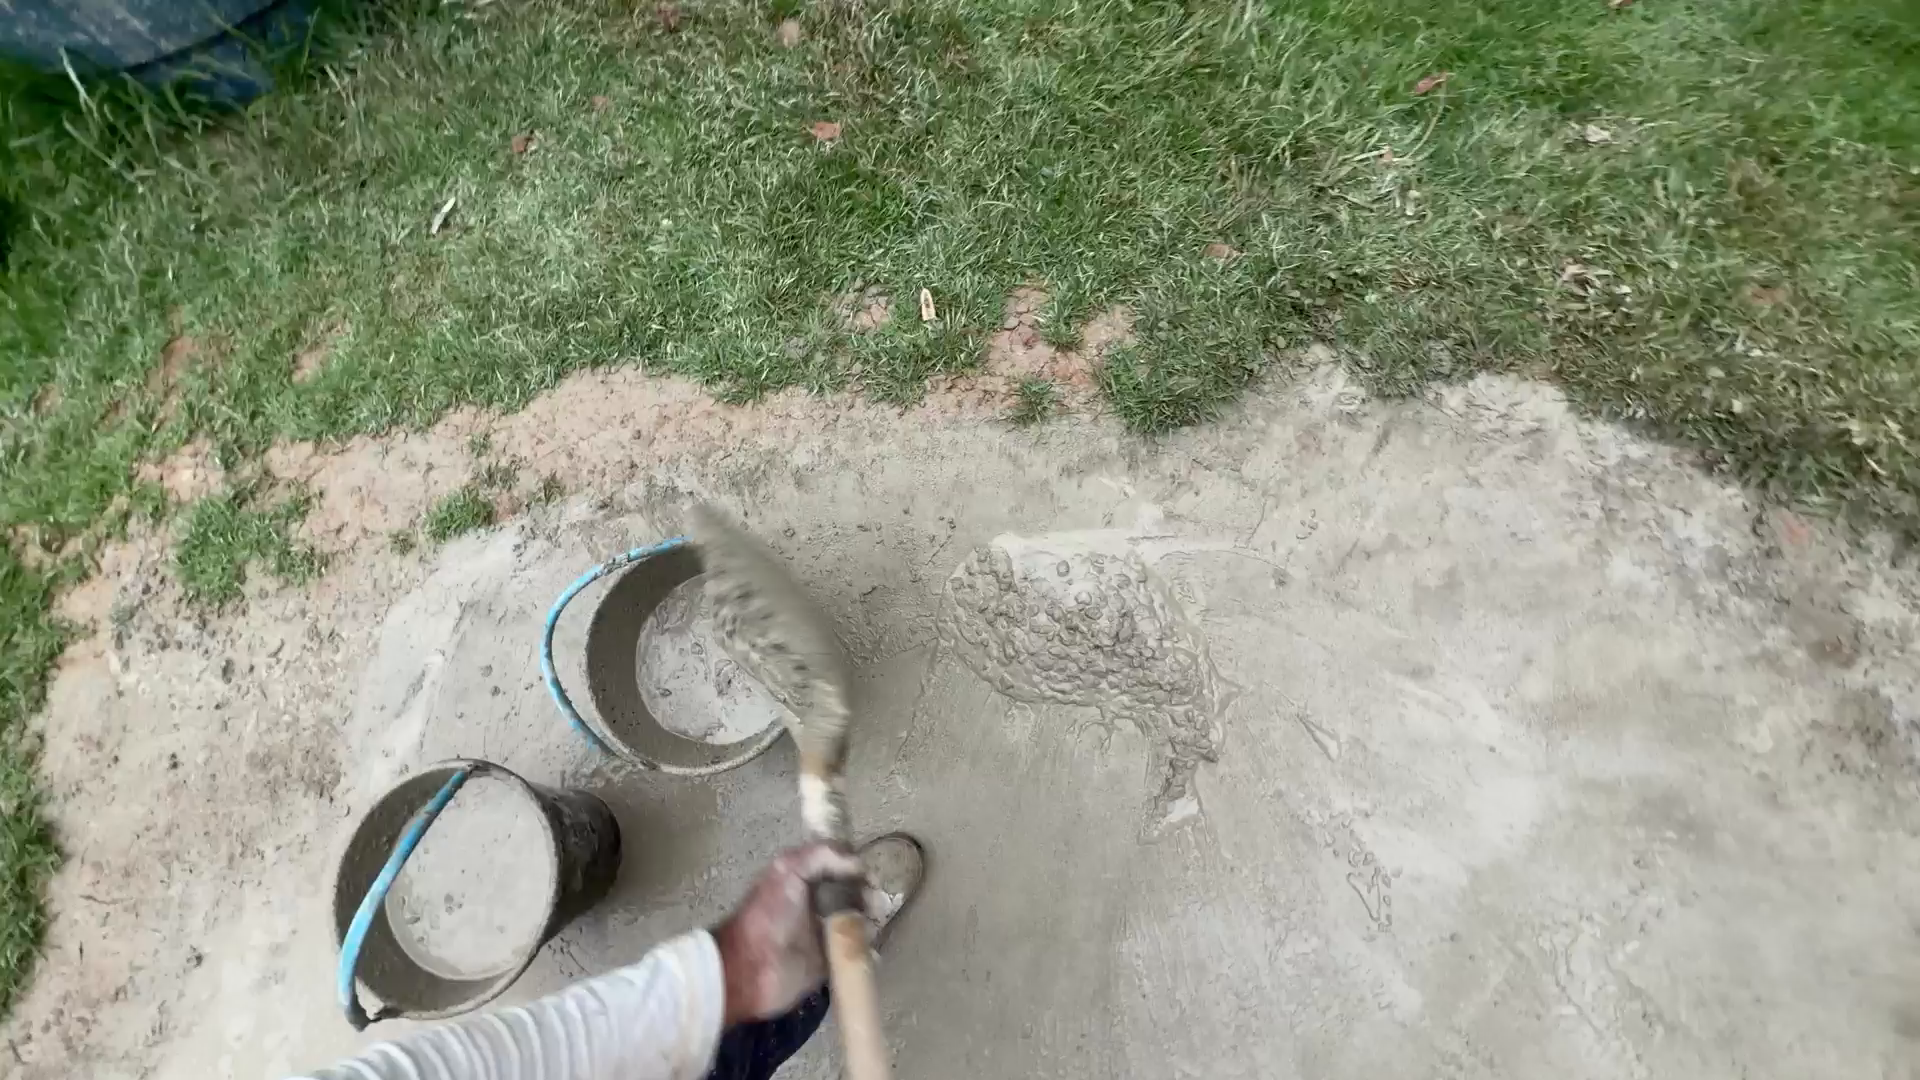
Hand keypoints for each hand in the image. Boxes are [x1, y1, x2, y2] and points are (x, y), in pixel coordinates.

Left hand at [712, 842, 863, 1025]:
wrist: (749, 968)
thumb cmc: (768, 913)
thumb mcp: (788, 869)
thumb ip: (823, 855)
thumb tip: (860, 864)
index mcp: (808, 877)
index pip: (843, 864)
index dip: (858, 867)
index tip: (869, 876)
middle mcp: (820, 900)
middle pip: (856, 890)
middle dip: (869, 893)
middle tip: (873, 904)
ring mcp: (826, 931)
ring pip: (861, 918)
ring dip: (873, 919)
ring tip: (873, 925)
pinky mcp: (830, 961)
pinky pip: (857, 951)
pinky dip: (869, 948)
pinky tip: (871, 946)